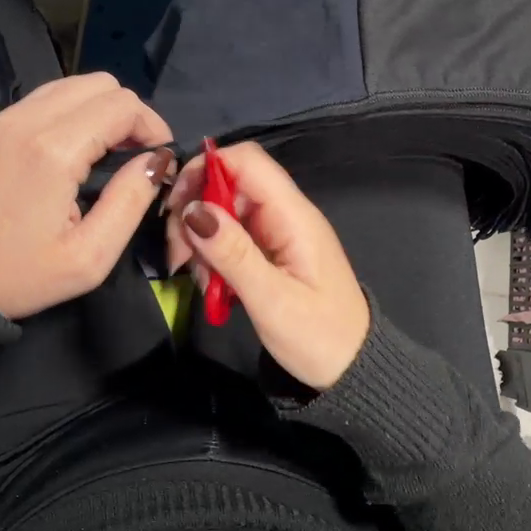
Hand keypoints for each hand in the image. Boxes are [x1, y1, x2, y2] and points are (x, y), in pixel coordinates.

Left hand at [0, 73, 174, 319]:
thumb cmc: (18, 274)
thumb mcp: (89, 257)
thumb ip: (130, 202)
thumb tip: (157, 161)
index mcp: (55, 150)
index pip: (122, 104)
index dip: (152, 125)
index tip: (158, 159)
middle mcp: (29, 120)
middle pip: (100, 83)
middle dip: (129, 113)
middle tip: (136, 155)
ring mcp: (5, 118)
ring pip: (72, 84)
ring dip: (100, 109)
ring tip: (108, 151)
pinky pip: (45, 98)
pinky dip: (72, 111)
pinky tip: (74, 149)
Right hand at [165, 142, 369, 388]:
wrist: (354, 370)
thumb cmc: (319, 337)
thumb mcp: (271, 300)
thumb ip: (233, 253)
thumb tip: (193, 209)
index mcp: (293, 215)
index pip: (246, 160)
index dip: (206, 168)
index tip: (176, 205)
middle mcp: (284, 214)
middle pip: (228, 184)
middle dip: (195, 211)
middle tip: (177, 254)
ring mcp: (276, 232)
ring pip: (224, 210)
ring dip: (200, 237)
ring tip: (195, 277)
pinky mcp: (269, 251)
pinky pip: (231, 236)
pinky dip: (212, 254)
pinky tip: (210, 284)